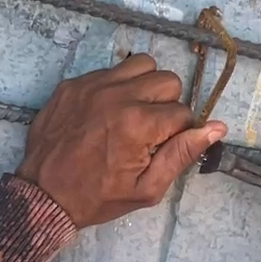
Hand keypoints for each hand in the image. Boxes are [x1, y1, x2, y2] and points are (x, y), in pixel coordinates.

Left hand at [16, 54, 227, 228]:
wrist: (43, 194)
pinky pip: (110, 70)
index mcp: (138, 124)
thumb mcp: (147, 188)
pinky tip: (107, 111)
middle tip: (150, 130)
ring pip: (141, 64)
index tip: (163, 146)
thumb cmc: (97, 196)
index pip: (184, 112)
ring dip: (145, 86)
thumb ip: (182, 154)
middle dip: (167, 104)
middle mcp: (117, 96)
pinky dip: (117, 86)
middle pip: (168, 81)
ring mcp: (92, 85)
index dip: (180, 131)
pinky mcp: (73, 84)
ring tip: (133, 112)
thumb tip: (217, 127)